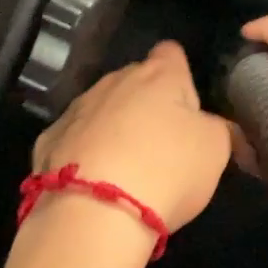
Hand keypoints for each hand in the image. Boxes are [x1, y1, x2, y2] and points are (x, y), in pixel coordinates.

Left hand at [31, 41, 232, 232]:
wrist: (93, 213)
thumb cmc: (166, 170)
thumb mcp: (215, 150)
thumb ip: (218, 128)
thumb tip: (211, 124)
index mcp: (159, 75)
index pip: (172, 53)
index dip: (181, 73)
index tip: (186, 102)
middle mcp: (115, 80)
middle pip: (135, 81)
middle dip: (146, 104)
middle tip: (162, 145)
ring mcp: (77, 108)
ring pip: (102, 108)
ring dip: (113, 128)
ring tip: (126, 170)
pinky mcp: (49, 141)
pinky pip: (73, 139)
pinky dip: (83, 154)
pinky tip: (91, 183)